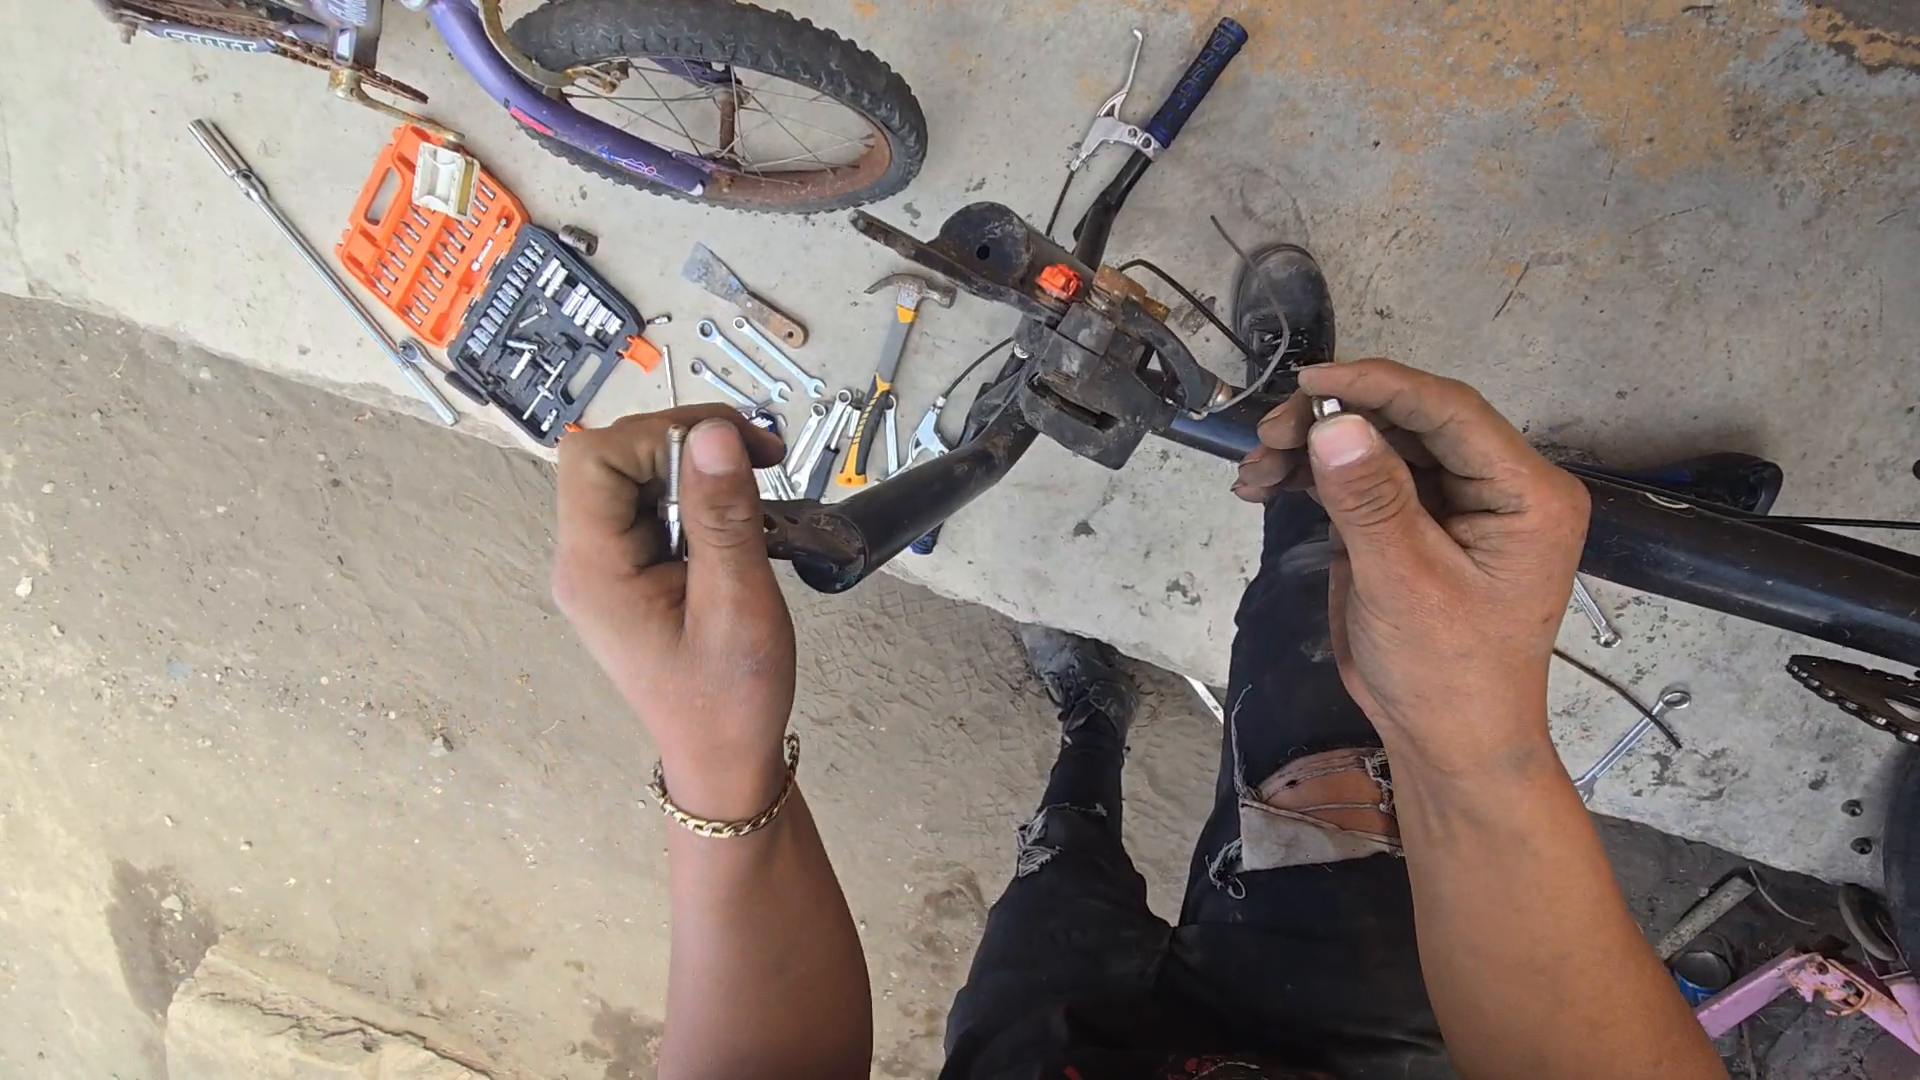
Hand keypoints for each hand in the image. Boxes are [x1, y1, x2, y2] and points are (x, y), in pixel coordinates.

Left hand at [553, 408, 793, 816]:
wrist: (724, 760)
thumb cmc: (732, 697)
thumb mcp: (739, 606)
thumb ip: (723, 518)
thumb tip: (714, 432)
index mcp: (595, 569)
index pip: (596, 459)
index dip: (664, 435)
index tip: (738, 451)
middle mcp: (587, 561)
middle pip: (612, 461)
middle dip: (687, 443)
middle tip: (763, 457)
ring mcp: (607, 569)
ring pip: (636, 480)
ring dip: (698, 468)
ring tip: (760, 481)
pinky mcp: (633, 576)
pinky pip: (654, 510)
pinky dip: (700, 496)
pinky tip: (742, 514)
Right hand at [1233, 360, 1590, 772]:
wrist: (1440, 734)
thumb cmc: (1445, 669)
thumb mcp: (1405, 584)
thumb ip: (1371, 502)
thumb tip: (1332, 425)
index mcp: (1521, 492)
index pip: (1448, 412)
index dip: (1378, 385)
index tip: (1308, 383)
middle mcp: (1486, 485)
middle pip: (1402, 422)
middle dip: (1330, 422)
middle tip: (1267, 436)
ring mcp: (1440, 503)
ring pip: (1369, 448)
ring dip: (1307, 450)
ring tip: (1254, 471)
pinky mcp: (1400, 524)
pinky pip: (1351, 482)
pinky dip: (1305, 478)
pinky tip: (1262, 487)